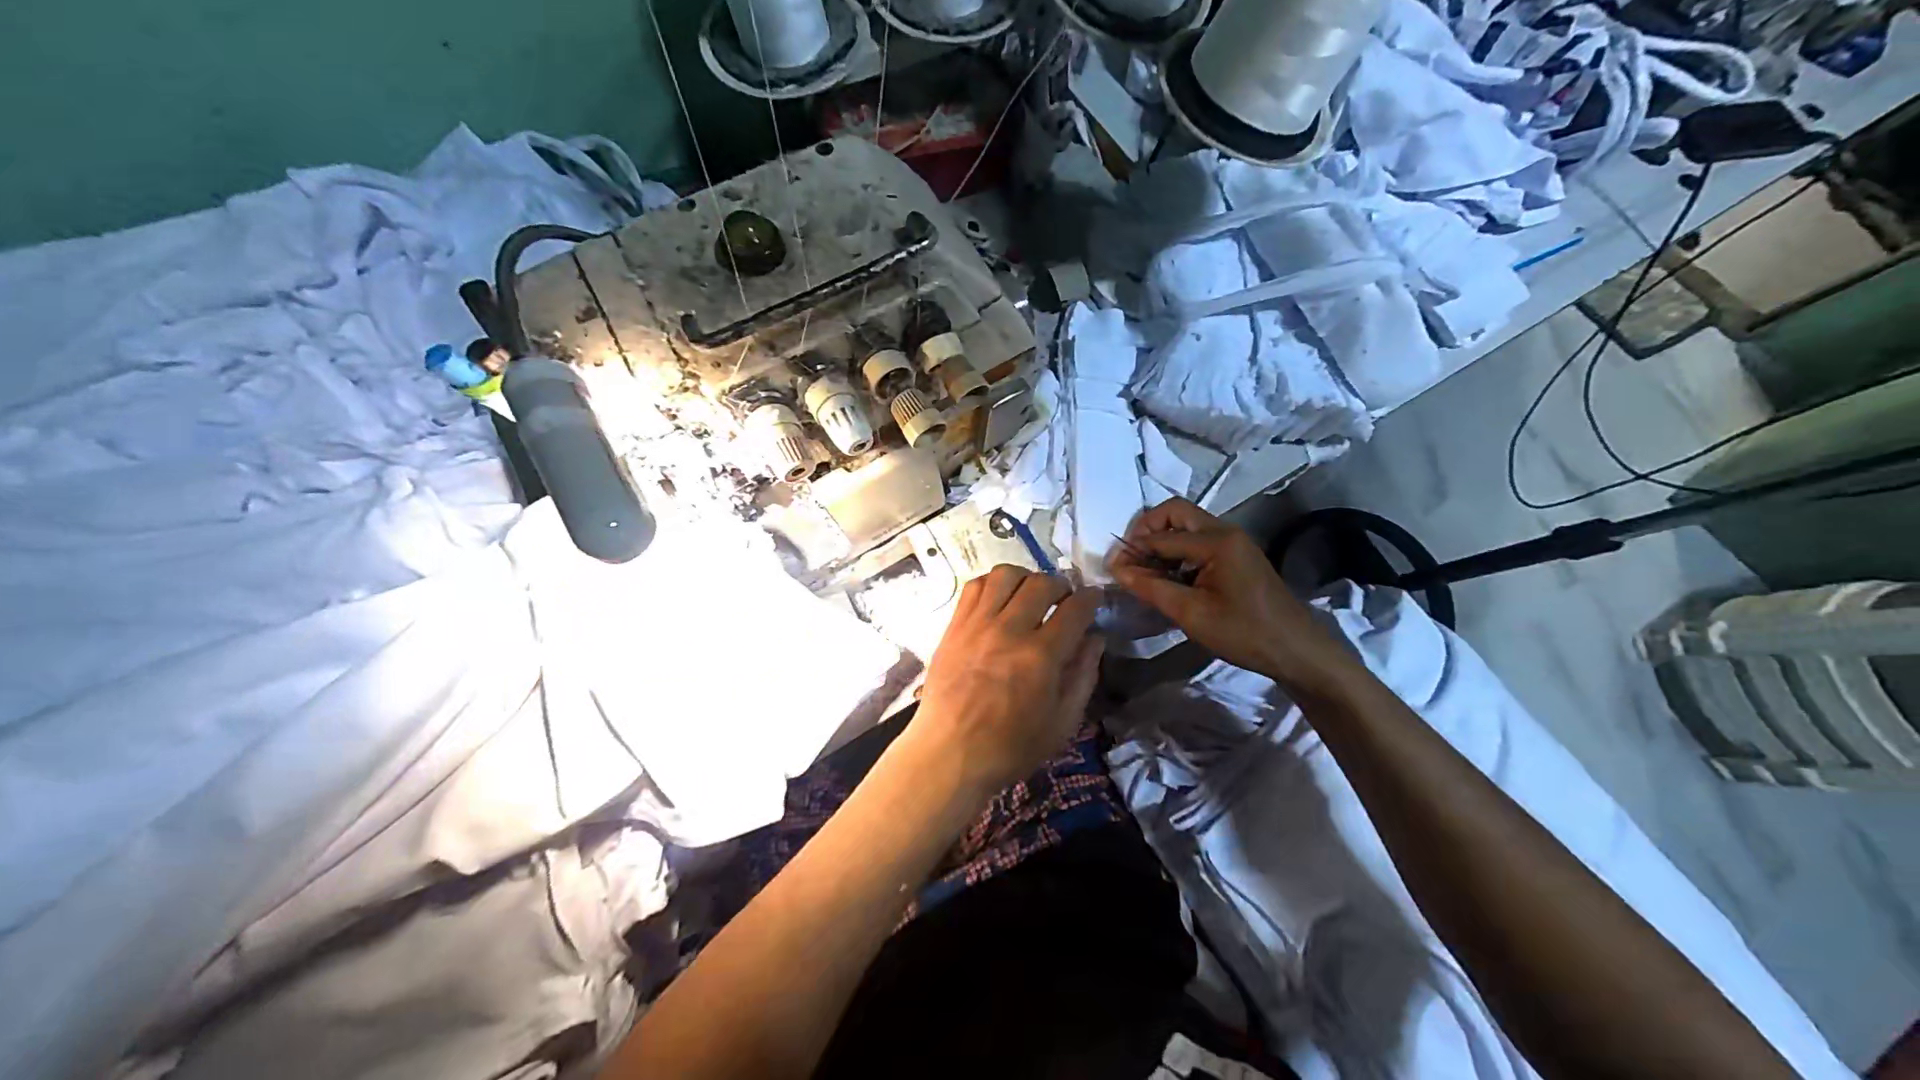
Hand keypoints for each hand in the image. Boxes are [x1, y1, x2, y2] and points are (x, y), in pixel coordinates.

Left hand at [912, 565, 1104, 795]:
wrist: (949, 753)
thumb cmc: (1010, 747)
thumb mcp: (1062, 723)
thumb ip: (1082, 676)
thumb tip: (1095, 638)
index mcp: (1041, 656)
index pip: (1074, 609)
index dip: (1090, 598)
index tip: (1094, 598)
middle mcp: (1009, 631)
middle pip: (1041, 583)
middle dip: (1060, 585)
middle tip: (1063, 600)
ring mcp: (977, 625)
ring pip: (1005, 575)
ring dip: (1025, 578)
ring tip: (1029, 595)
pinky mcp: (954, 627)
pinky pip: (974, 586)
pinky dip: (992, 584)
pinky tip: (999, 600)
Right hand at [1109, 498, 1348, 691]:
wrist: (1297, 649)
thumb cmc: (1244, 633)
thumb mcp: (1191, 614)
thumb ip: (1151, 587)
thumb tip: (1117, 569)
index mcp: (1216, 541)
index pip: (1161, 536)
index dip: (1133, 550)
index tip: (1112, 568)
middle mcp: (1225, 531)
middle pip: (1175, 513)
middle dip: (1146, 531)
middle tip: (1130, 559)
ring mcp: (1233, 541)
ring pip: (1187, 525)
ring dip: (1162, 541)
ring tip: (1145, 571)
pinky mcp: (1236, 555)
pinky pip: (1198, 540)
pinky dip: (1177, 551)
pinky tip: (1168, 577)